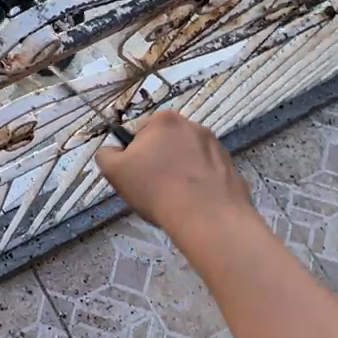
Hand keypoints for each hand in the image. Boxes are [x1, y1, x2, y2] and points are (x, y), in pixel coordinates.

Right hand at [96, 112, 252, 230]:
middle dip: (158, 161)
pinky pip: (208, 174)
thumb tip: (112, 151)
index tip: (135, 174)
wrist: (207, 216)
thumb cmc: (155, 188)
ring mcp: (216, 146)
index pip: (139, 132)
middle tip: (152, 188)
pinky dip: (200, 185)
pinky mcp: (231, 168)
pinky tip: (194, 204)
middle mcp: (193, 125)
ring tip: (175, 199)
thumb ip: (105, 154)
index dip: (133, 154)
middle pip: (166, 143)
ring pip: (188, 158)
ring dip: (180, 171)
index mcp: (164, 120)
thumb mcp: (113, 171)